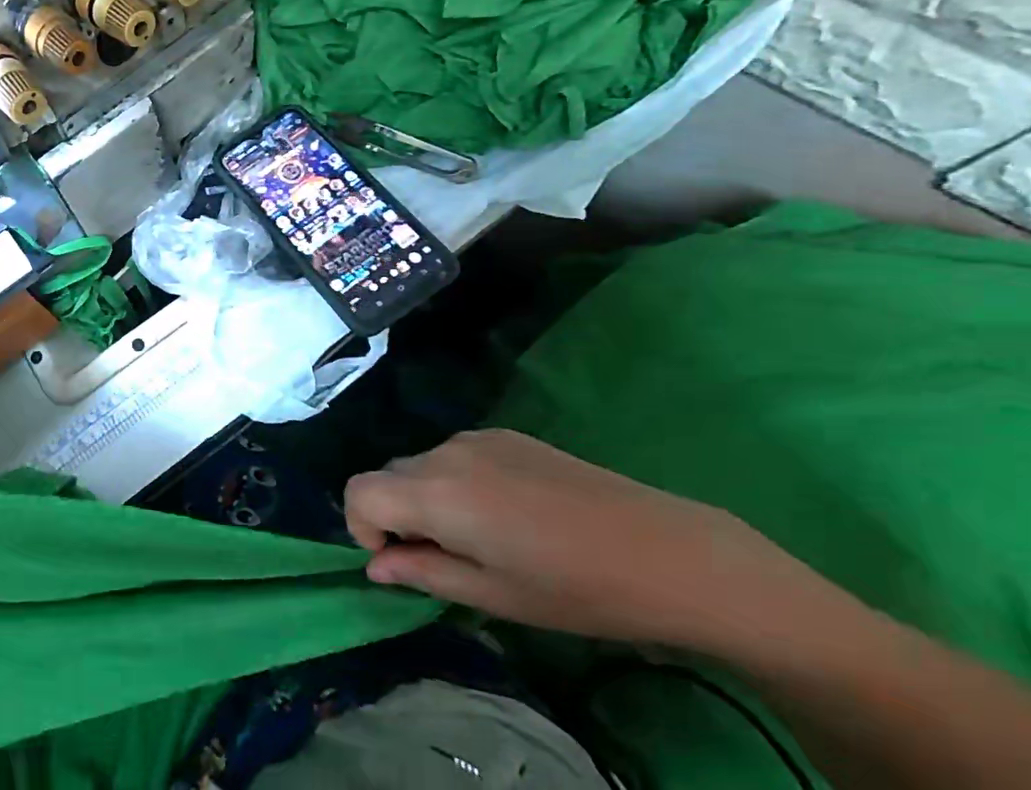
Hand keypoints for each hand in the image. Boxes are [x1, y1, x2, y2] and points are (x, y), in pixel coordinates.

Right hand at [345, 429, 839, 653]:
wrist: (671, 553)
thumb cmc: (577, 589)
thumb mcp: (492, 595)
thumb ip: (421, 573)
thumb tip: (376, 566)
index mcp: (436, 494)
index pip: (359, 493)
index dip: (362, 529)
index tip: (401, 561)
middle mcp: (446, 453)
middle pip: (387, 476)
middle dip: (394, 516)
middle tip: (442, 559)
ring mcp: (478, 438)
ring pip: (420, 464)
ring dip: (424, 498)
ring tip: (479, 538)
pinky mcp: (508, 435)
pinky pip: (454, 455)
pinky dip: (454, 482)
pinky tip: (507, 513)